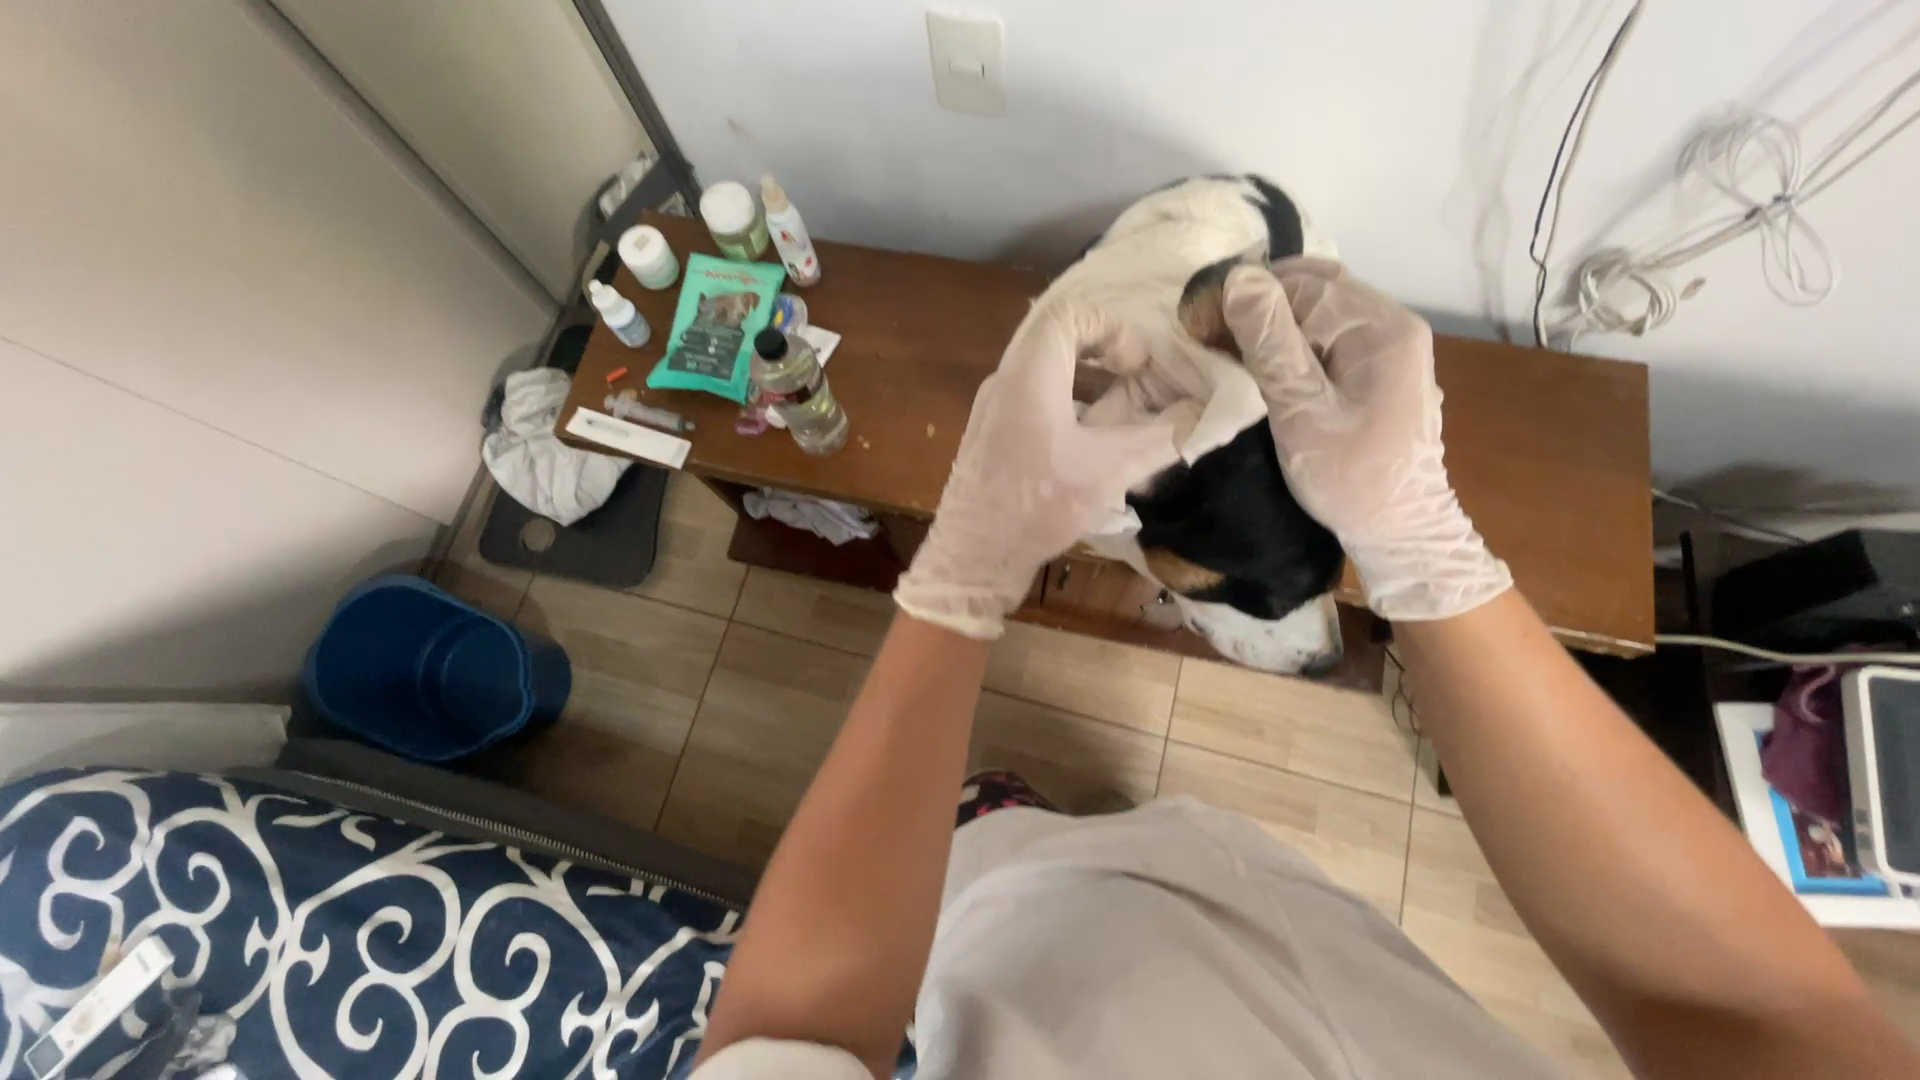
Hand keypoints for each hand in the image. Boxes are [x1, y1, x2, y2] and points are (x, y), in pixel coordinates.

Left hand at [894, 304, 1180, 638]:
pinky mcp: (990, 438)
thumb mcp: (1111, 469)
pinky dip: (1068, 407)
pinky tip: (1090, 447)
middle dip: (1105, 353)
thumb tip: (1205, 413)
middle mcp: (1004, 381)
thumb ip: (1163, 436)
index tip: (1138, 366)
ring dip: (1088, 383)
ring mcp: (992, 410)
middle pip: (1058, 340)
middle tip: (1135, 380)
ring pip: (1045, 373)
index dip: (1113, 328)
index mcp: (1028, 374)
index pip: (1070, 314)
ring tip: (1120, 414)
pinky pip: (1033, 401)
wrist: (973, 557)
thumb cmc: (1038, 505)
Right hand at [1221, 259, 1510, 619]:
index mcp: (1381, 329)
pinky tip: (1265, 359)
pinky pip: (1333, 333)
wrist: (1401, 529)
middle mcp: (1393, 324)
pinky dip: (1295, 337)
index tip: (1199, 321)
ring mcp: (1391, 346)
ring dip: (1275, 318)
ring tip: (1229, 341)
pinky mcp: (1382, 367)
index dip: (1247, 296)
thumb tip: (1239, 280)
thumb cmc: (1348, 477)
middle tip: (1210, 327)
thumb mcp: (1301, 412)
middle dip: (1261, 300)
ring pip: (1324, 308)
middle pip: (1318, 288)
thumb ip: (1272, 345)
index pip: (1303, 286)